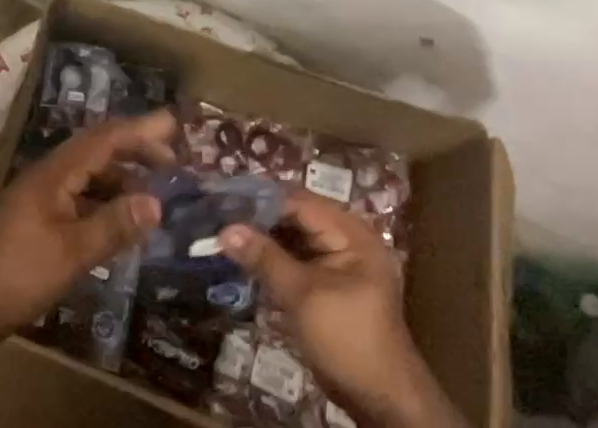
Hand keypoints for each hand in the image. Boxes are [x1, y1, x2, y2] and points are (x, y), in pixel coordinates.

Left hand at [0, 110, 178, 340]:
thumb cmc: (16, 272)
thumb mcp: (71, 252)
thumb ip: (113, 225)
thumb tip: (156, 202)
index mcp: (54, 174)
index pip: (104, 139)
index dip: (140, 130)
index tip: (173, 124)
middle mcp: (45, 177)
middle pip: (95, 151)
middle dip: (134, 151)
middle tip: (172, 163)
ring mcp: (35, 199)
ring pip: (85, 176)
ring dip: (119, 179)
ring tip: (152, 197)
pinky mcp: (31, 222)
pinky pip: (76, 198)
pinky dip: (101, 203)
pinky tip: (115, 224)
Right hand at [220, 193, 465, 427]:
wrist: (380, 398)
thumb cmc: (346, 338)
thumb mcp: (302, 295)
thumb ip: (264, 257)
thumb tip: (224, 229)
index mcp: (352, 235)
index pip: (298, 202)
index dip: (260, 199)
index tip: (221, 198)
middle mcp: (348, 241)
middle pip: (295, 217)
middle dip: (258, 217)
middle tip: (217, 215)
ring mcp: (339, 264)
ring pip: (293, 238)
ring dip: (262, 237)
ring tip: (222, 231)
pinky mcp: (328, 285)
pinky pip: (296, 259)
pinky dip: (272, 257)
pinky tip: (243, 257)